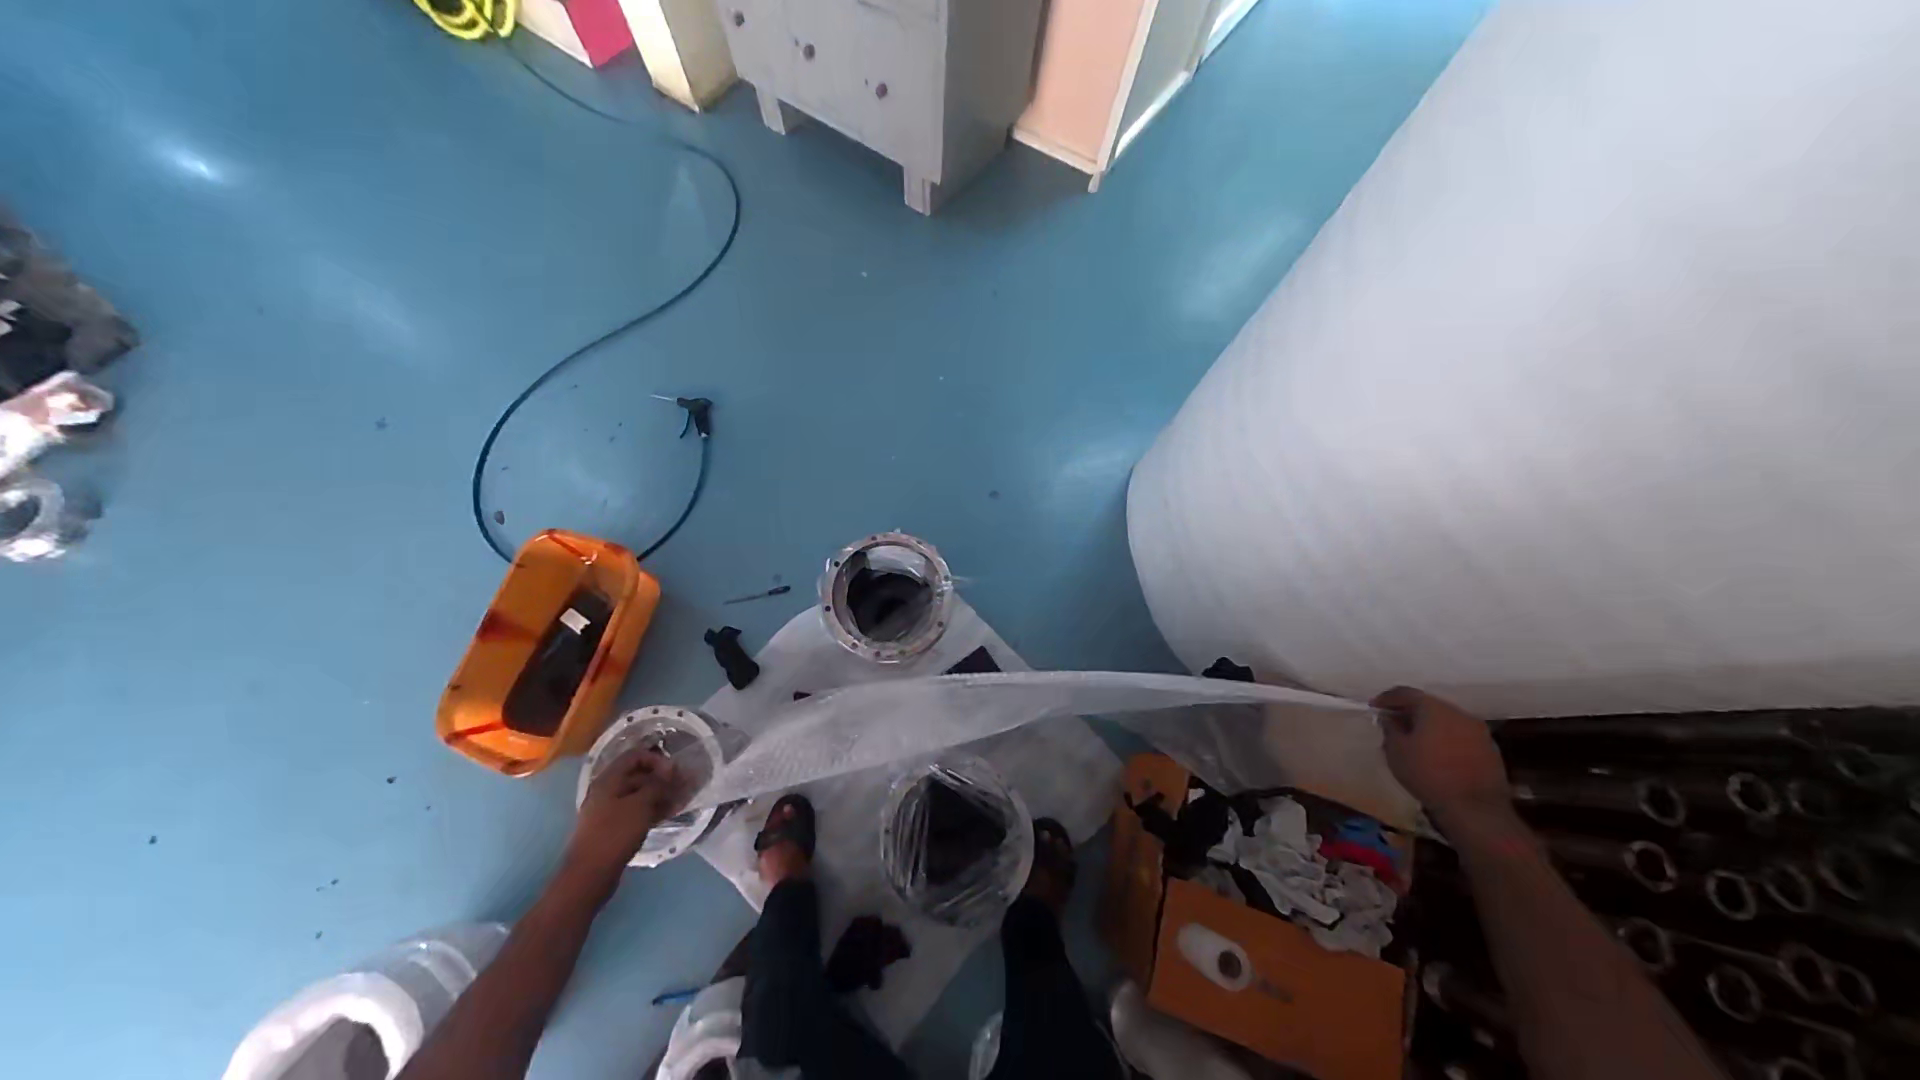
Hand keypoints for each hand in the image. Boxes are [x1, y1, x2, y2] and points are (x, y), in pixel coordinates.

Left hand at [563, 747, 684, 879]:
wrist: (589, 875)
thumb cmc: (615, 834)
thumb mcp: (641, 805)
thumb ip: (658, 783)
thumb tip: (671, 767)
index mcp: (609, 780)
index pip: (635, 756)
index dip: (656, 760)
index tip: (674, 773)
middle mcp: (608, 791)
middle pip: (638, 775)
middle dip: (663, 779)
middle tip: (684, 787)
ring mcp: (610, 810)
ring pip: (640, 795)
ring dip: (661, 795)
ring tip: (682, 801)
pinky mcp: (614, 827)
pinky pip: (637, 811)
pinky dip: (653, 809)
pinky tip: (669, 814)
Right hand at [1372, 686, 1512, 828]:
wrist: (1475, 808)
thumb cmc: (1427, 774)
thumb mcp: (1396, 751)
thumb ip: (1390, 728)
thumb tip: (1389, 717)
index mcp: (1433, 708)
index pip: (1406, 692)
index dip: (1387, 698)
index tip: (1374, 707)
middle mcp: (1458, 713)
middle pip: (1429, 704)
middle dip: (1409, 710)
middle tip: (1393, 722)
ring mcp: (1478, 731)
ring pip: (1447, 719)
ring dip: (1429, 724)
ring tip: (1415, 739)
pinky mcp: (1490, 749)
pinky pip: (1461, 734)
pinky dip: (1446, 737)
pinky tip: (1437, 753)